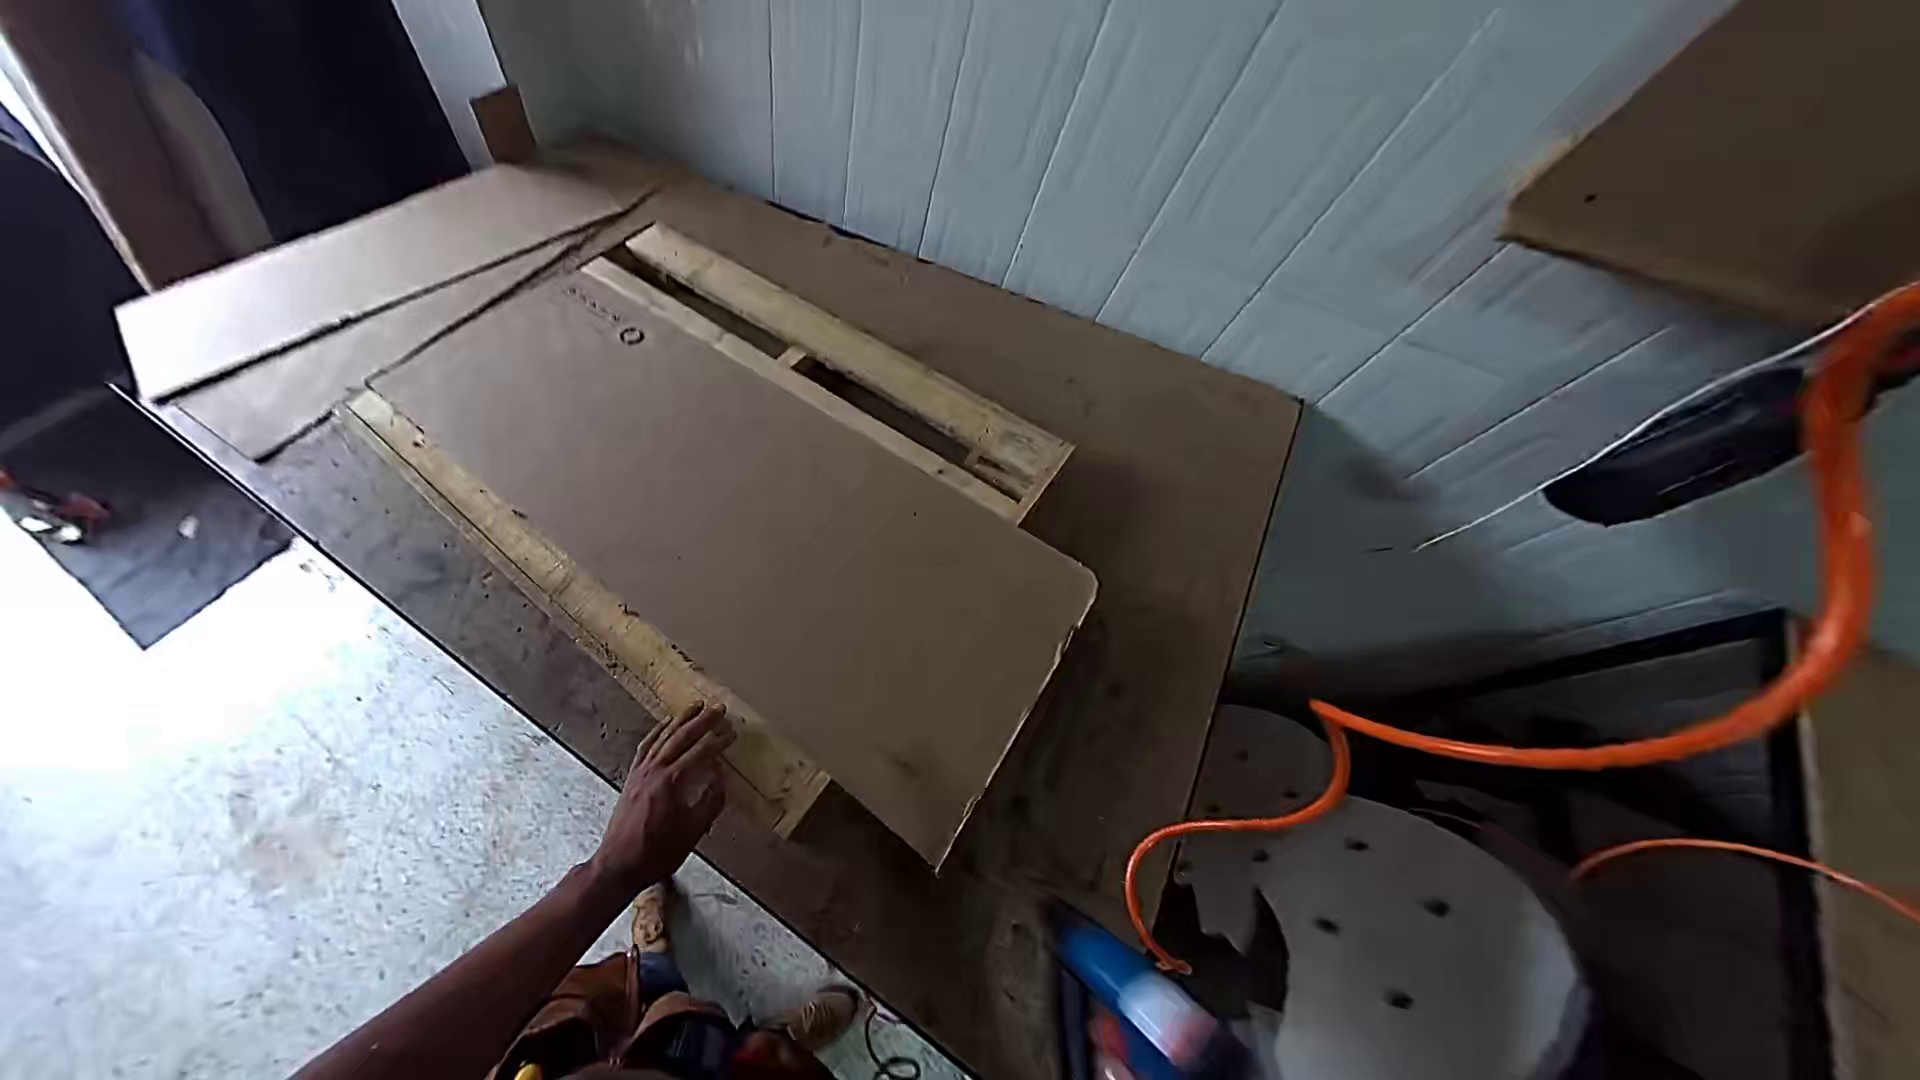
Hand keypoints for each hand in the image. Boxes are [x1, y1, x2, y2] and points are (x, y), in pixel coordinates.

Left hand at [589, 702, 734, 899]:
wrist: (618, 866)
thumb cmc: (658, 852)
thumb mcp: (693, 831)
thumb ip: (710, 801)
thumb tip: (720, 778)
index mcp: (671, 782)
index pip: (700, 752)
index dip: (718, 741)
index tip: (732, 734)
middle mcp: (654, 771)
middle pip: (681, 737)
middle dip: (702, 721)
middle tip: (719, 709)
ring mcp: (641, 772)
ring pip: (663, 737)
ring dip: (681, 719)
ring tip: (696, 706)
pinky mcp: (632, 777)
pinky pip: (646, 746)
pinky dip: (658, 731)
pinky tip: (667, 724)